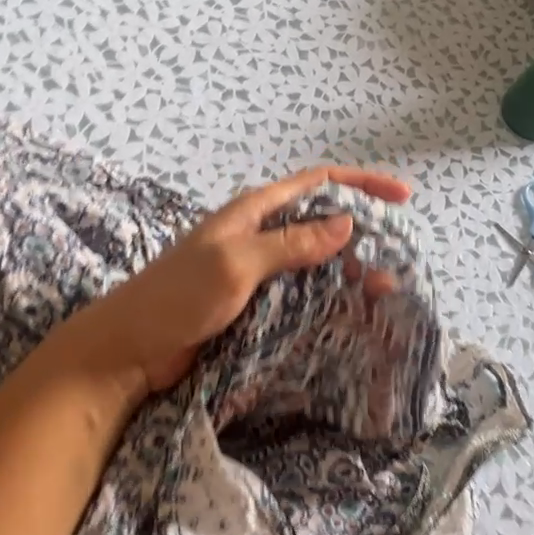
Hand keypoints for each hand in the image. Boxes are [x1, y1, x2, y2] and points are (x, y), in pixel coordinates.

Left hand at [41, 166, 410, 417]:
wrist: (131, 350)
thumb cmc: (177, 297)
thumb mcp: (235, 263)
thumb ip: (290, 243)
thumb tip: (346, 222)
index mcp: (254, 212)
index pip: (318, 184)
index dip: (361, 184)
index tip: (402, 197)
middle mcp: (260, 236)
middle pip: (323, 224)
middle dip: (364, 237)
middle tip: (398, 264)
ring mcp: (258, 271)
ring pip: (317, 263)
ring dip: (350, 273)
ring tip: (383, 294)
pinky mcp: (255, 304)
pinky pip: (302, 294)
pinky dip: (329, 299)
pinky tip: (350, 314)